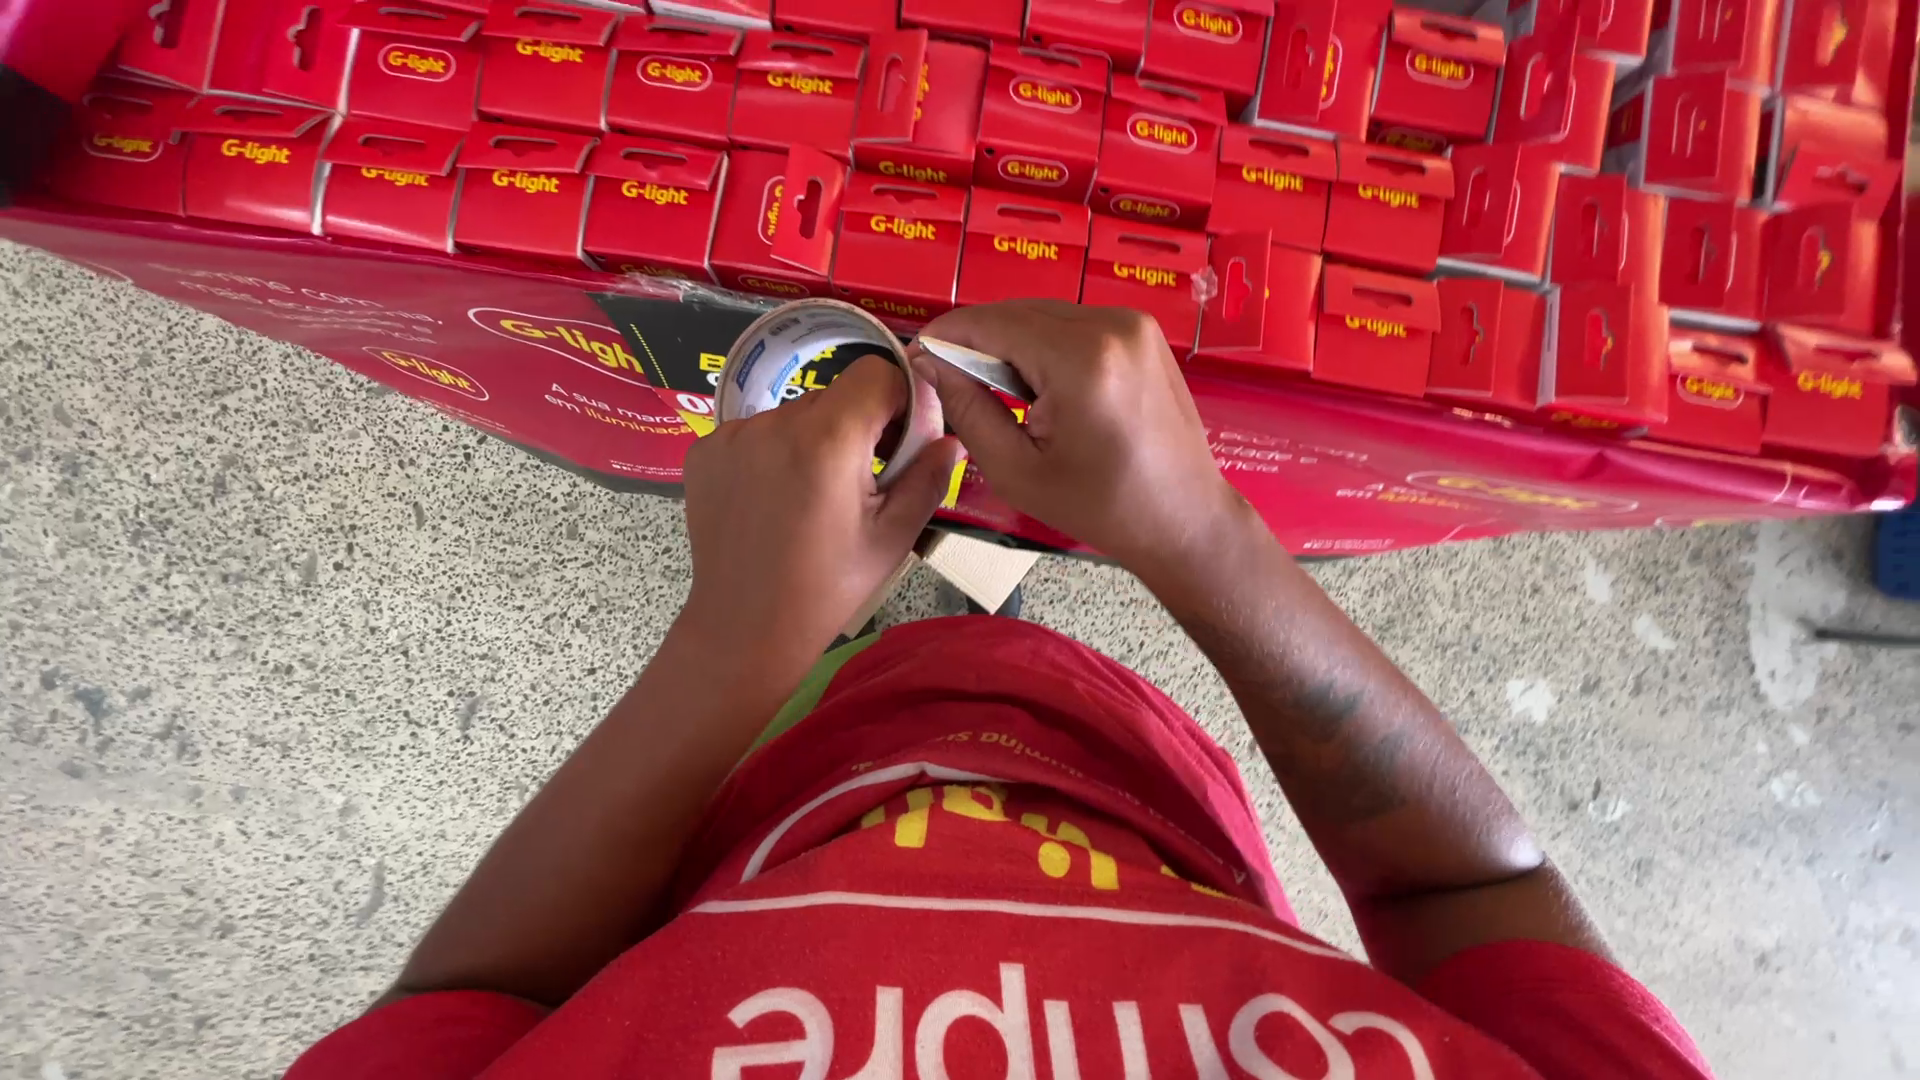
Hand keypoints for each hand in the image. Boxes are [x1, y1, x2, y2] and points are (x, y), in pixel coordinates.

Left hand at [680, 355, 961, 668]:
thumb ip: (928, 477)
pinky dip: (772, 454)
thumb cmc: (828, 587)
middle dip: (855, 427)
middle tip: (857, 483)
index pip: (875, 372)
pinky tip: (772, 499)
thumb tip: (950, 438)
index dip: (898, 400)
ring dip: (813, 441)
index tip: (896, 442)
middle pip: (834, 395)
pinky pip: (755, 432)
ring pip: (794, 414)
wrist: (746, 626)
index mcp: (828, 440)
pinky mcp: (704, 450)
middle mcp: (774, 422)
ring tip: (810, 497)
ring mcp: (731, 434)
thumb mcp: (893, 537)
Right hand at [909, 301, 1243, 573]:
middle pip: (1017, 313)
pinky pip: (1073, 325)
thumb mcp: (1017, 470)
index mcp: (1082, 360)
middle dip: (979, 343)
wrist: (1183, 517)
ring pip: (1044, 316)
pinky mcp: (1143, 332)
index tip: (917, 357)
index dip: (947, 336)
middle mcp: (1111, 324)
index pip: (992, 323)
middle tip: (956, 386)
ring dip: (1013, 347)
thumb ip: (967, 409)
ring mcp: (1133, 323)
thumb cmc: (1101, 507)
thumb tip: (930, 363)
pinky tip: (1044, 391)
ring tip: (1008, 398)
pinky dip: (1046, 349)